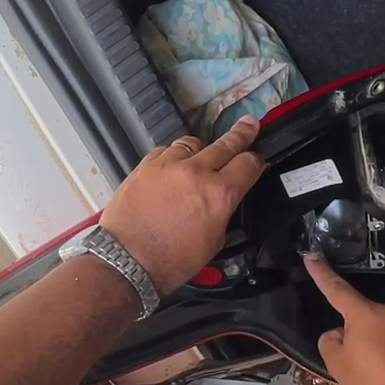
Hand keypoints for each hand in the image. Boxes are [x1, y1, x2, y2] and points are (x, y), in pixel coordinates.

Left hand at [100, 117, 263, 292]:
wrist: (126, 261)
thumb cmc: (172, 260)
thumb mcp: (214, 242)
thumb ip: (224, 211)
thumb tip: (225, 199)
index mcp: (220, 194)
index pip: (248, 165)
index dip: (257, 162)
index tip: (258, 160)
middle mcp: (196, 172)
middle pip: (226, 145)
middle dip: (241, 134)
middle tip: (249, 124)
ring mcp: (168, 165)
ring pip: (194, 143)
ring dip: (203, 148)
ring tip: (205, 154)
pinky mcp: (145, 165)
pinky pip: (167, 150)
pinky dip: (175, 156)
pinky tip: (175, 166)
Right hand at [304, 253, 384, 384]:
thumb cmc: (374, 383)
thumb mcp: (337, 366)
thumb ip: (330, 341)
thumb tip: (339, 333)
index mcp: (364, 314)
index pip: (337, 289)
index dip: (322, 273)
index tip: (311, 256)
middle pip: (368, 319)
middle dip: (362, 335)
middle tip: (361, 362)